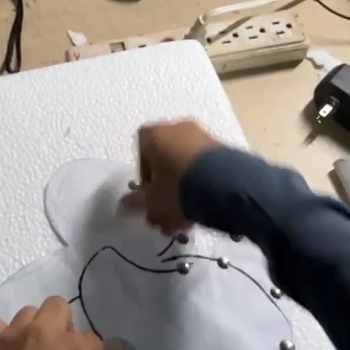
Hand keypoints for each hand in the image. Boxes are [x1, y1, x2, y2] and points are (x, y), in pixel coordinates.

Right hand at [133, 119, 221, 233]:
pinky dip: (200, 185)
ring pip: (184, 167)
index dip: (144, 179)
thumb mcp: (152, 202)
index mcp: (153, 134)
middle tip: (168, 216)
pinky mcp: (221, 148)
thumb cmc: (178, 189)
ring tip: (187, 221)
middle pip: (164, 163)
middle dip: (164, 192)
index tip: (151, 198)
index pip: (140, 153)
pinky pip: (203, 167)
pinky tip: (204, 209)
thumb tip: (123, 205)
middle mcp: (175, 128)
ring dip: (182, 192)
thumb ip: (136, 203)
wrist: (227, 185)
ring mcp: (201, 136)